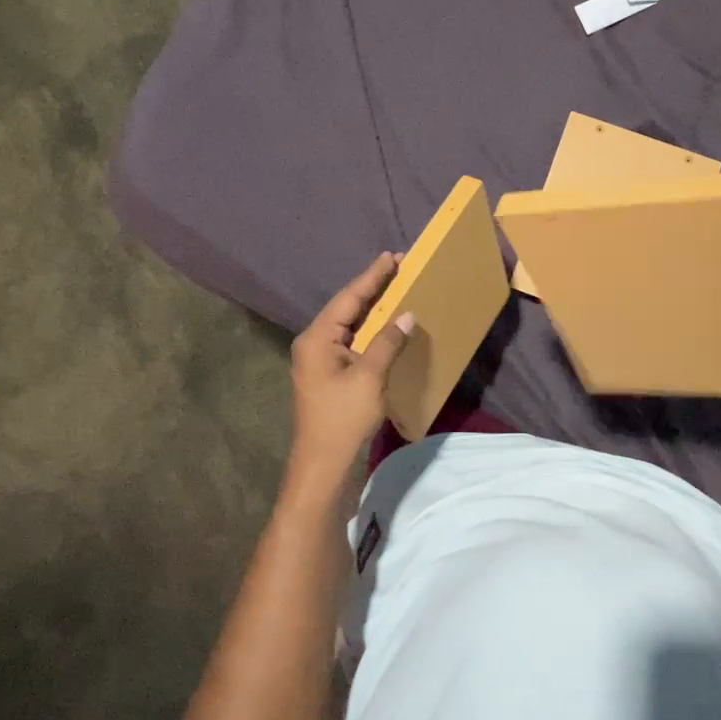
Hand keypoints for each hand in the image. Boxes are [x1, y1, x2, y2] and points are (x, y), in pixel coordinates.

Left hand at [287, 252, 414, 484]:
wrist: (323, 463)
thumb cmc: (343, 418)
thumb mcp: (369, 378)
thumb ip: (387, 343)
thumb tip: (406, 316)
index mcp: (317, 338)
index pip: (349, 298)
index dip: (372, 277)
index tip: (392, 257)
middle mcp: (314, 343)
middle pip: (347, 308)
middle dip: (373, 289)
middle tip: (399, 268)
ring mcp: (319, 360)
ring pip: (350, 325)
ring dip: (373, 310)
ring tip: (397, 290)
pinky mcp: (329, 374)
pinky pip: (352, 342)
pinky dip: (371, 331)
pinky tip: (387, 327)